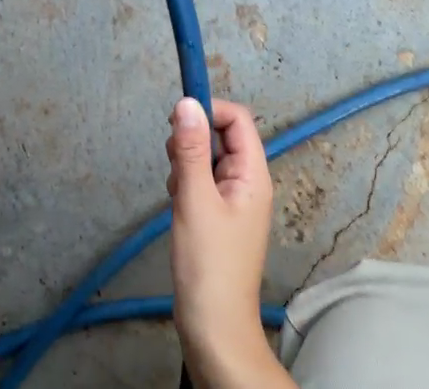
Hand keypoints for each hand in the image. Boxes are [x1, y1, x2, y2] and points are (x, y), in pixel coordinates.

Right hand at [168, 98, 286, 387]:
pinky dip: (185, 185)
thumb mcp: (193, 199)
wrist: (213, 326)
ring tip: (178, 196)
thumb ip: (189, 148)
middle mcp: (248, 183)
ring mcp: (234, 200)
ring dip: (185, 165)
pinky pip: (201, 182)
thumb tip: (186, 102)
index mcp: (253, 175)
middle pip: (220, 136)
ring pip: (206, 159)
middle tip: (175, 168)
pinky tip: (178, 208)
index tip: (175, 123)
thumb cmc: (207, 264)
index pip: (237, 119)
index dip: (207, 110)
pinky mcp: (219, 216)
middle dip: (191, 142)